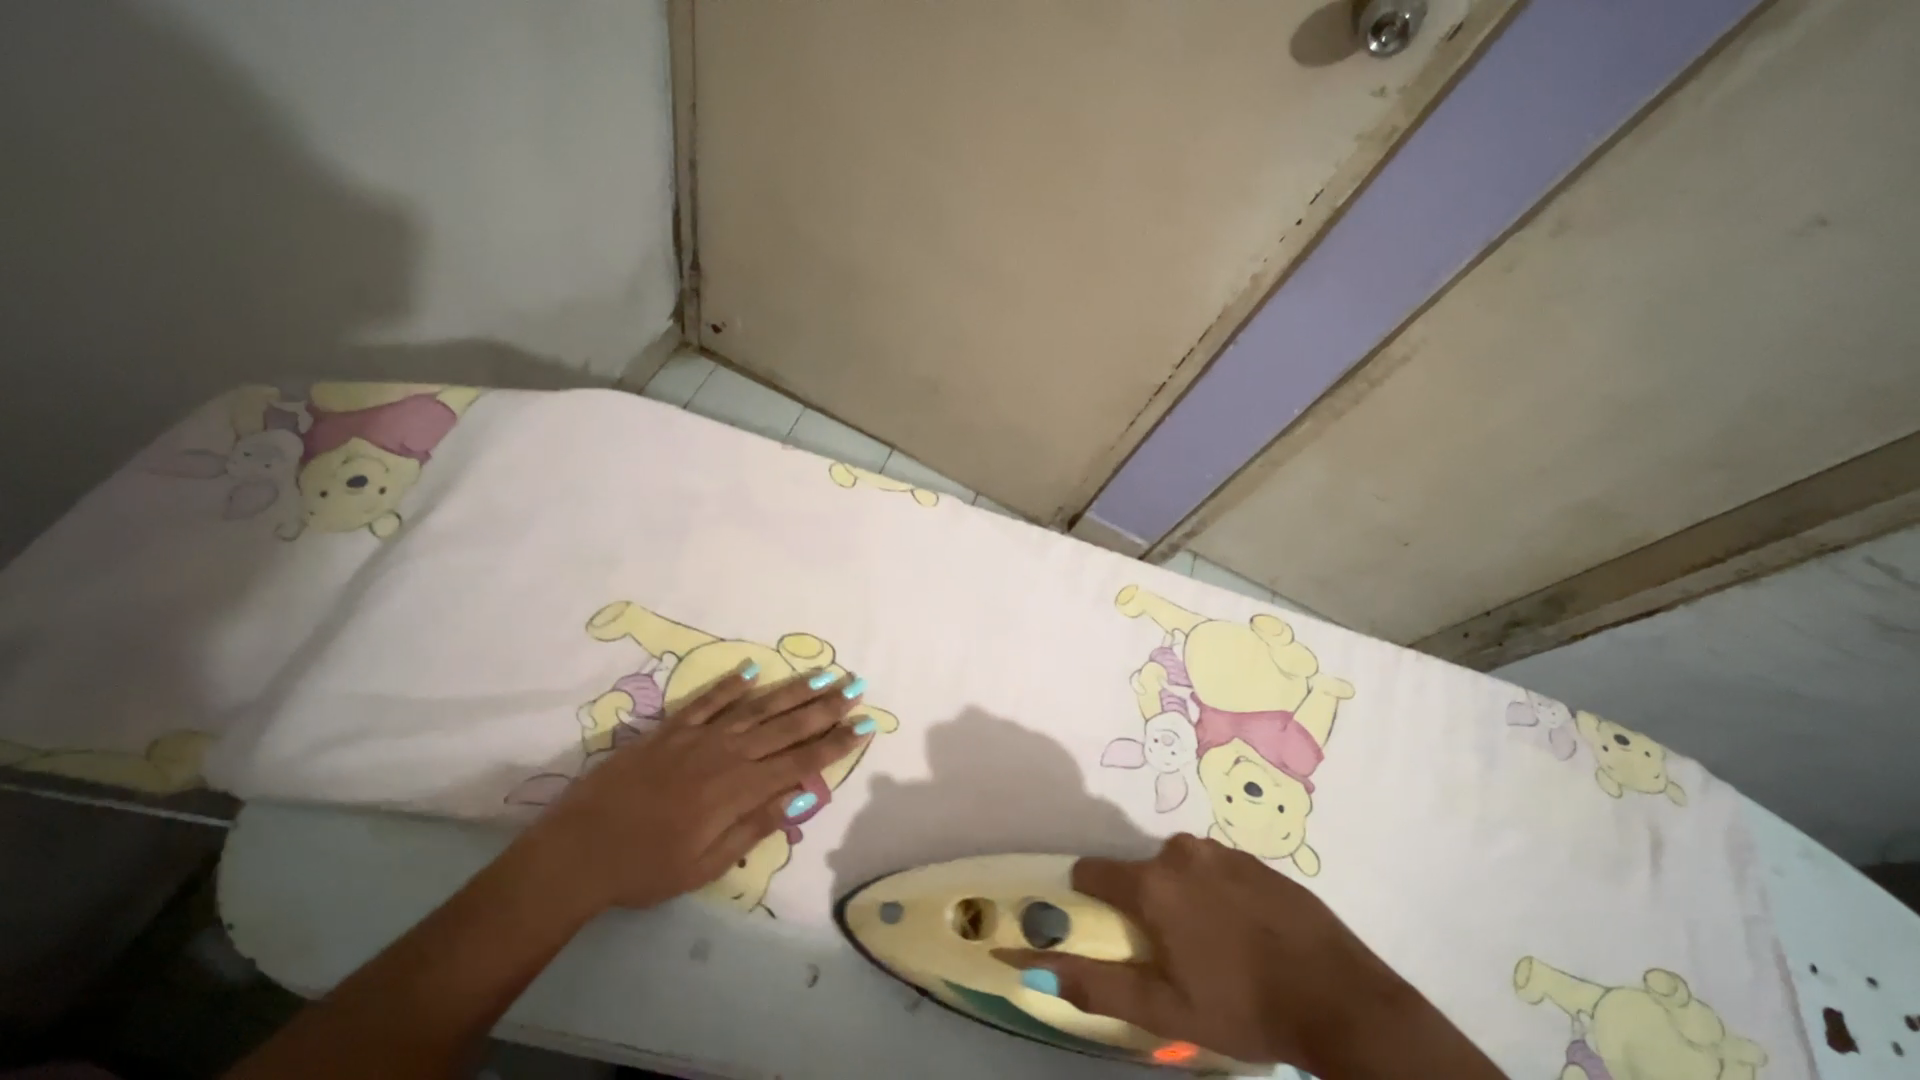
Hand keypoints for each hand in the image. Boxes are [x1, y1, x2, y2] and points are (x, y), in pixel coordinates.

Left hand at [521, 665, 867, 913]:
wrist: (578, 850)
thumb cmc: (646, 868)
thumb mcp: (707, 864)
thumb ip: (755, 826)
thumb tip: (803, 795)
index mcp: (739, 790)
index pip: (801, 761)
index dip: (837, 743)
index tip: (866, 725)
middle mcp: (725, 755)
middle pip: (786, 726)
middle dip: (826, 707)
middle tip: (857, 686)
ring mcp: (696, 738)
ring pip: (755, 708)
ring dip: (792, 690)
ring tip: (823, 674)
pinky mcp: (668, 731)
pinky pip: (707, 701)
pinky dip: (731, 684)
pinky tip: (753, 670)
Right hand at [995, 836, 1498, 1077]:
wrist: (1341, 1001)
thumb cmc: (1242, 1007)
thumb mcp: (1162, 1008)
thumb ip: (1092, 983)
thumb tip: (1028, 965)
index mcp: (1153, 882)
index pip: (1092, 871)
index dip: (1089, 899)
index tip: (1107, 929)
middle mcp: (1184, 852)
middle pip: (1141, 870)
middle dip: (1145, 903)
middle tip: (1171, 952)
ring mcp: (1228, 852)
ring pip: (1182, 867)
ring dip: (1184, 896)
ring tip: (1213, 945)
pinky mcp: (1263, 861)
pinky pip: (1219, 869)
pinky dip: (1219, 893)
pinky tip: (1245, 933)